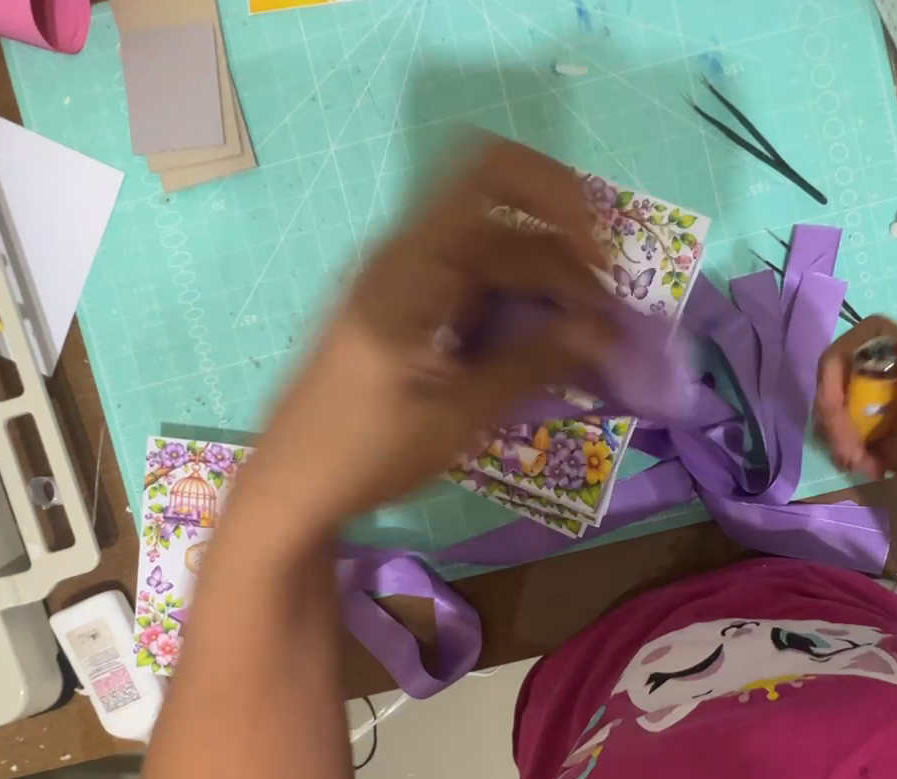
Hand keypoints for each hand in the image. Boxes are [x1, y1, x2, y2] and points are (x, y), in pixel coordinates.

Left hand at [226, 136, 613, 546]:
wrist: (292, 486)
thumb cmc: (366, 450)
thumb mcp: (459, 412)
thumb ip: (533, 362)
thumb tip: (603, 331)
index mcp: (413, 263)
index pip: (493, 174)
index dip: (558, 199)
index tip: (598, 262)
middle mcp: (408, 257)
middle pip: (505, 228)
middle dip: (566, 266)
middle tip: (604, 330)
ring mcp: (404, 285)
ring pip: (492, 261)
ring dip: (545, 291)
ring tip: (582, 345)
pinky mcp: (405, 314)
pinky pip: (471, 291)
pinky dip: (513, 309)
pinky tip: (537, 352)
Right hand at [816, 316, 896, 584]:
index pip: (881, 340)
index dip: (848, 361)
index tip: (837, 404)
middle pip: (857, 368)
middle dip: (837, 403)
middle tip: (846, 447)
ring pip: (851, 399)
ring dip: (840, 429)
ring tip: (857, 464)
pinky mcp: (894, 444)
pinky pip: (856, 429)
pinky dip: (849, 448)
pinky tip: (865, 473)